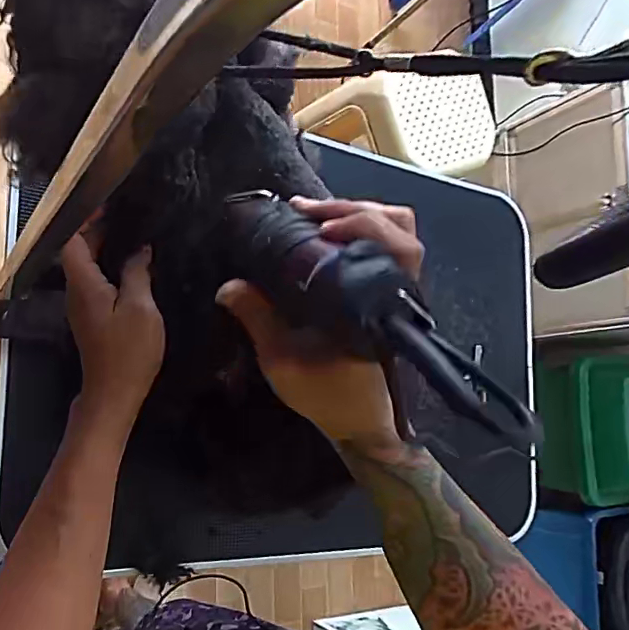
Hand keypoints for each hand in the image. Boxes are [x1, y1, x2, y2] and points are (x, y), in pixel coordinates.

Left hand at [61, 227, 163, 424]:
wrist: (115, 393)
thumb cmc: (128, 352)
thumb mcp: (141, 308)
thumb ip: (138, 273)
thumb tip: (140, 250)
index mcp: (84, 285)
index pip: (73, 240)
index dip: (86, 219)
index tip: (109, 206)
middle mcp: (77, 293)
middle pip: (79, 253)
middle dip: (99, 232)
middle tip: (129, 221)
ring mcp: (83, 308)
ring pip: (89, 270)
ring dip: (107, 252)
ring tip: (135, 241)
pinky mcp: (94, 321)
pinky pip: (98, 285)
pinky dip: (112, 271)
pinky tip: (135, 272)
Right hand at [215, 198, 421, 444]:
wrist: (358, 421)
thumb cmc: (327, 396)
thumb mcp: (284, 359)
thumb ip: (259, 318)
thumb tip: (228, 285)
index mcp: (378, 304)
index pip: (393, 246)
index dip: (360, 223)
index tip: (320, 224)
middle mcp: (394, 291)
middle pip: (399, 226)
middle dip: (352, 208)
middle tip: (305, 210)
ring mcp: (395, 290)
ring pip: (399, 231)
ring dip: (360, 212)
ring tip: (316, 214)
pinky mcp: (385, 293)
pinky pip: (387, 246)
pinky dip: (361, 229)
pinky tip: (326, 231)